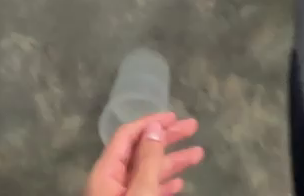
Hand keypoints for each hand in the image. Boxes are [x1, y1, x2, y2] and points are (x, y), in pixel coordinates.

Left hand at [83, 113, 203, 195]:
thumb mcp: (140, 195)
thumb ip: (147, 161)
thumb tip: (154, 127)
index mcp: (105, 175)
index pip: (127, 136)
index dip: (151, 122)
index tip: (175, 116)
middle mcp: (110, 185)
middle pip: (140, 152)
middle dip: (167, 139)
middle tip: (193, 127)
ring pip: (147, 174)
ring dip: (172, 162)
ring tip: (199, 154)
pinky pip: (147, 193)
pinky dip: (164, 185)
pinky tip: (180, 185)